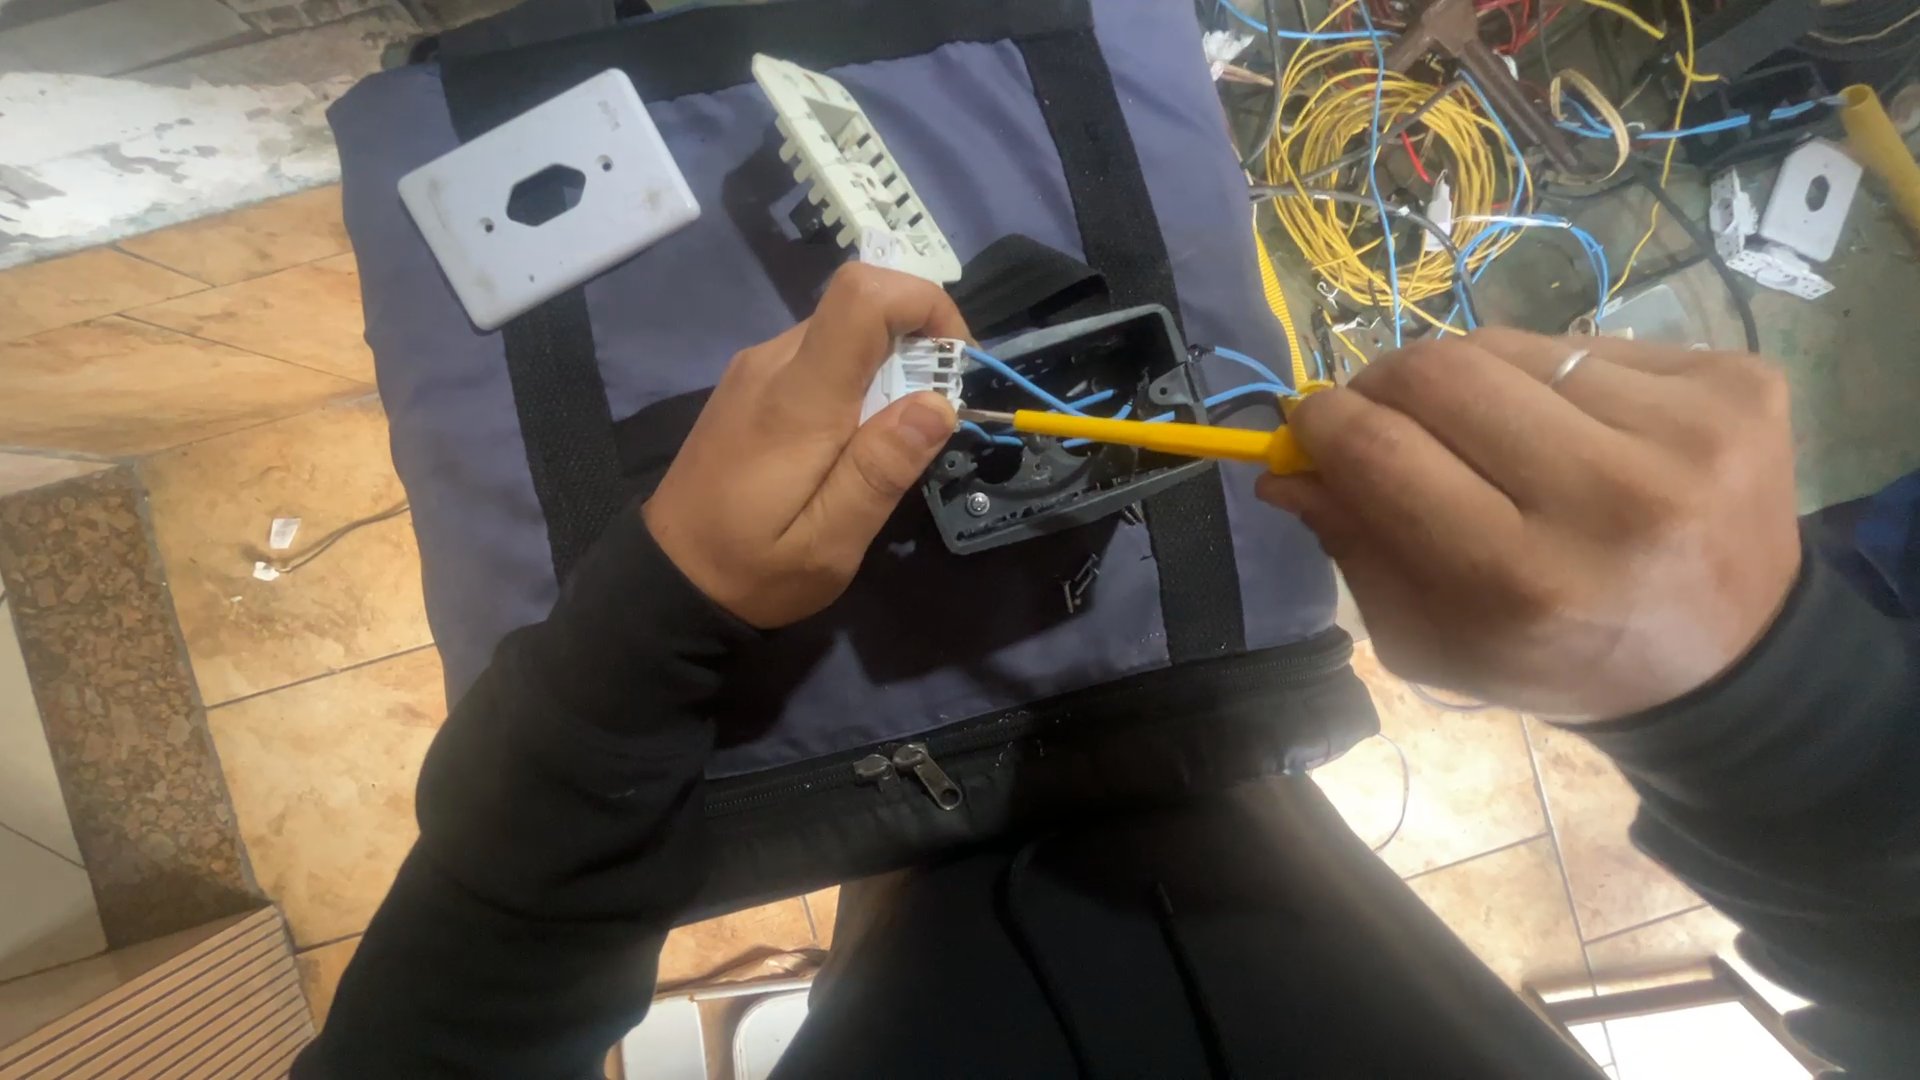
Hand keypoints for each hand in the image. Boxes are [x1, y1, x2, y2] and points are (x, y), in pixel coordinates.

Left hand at [644, 265, 964, 627]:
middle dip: (918, 349)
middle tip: (936, 421)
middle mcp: (773, 364)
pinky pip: (820, 357)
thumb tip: (939, 404)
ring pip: (843, 333)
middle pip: (860, 310)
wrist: (670, 577)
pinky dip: (858, 380)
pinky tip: (854, 439)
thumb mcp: (829, 543)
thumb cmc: (754, 569)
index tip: (956, 365)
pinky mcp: (752, 385)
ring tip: (896, 439)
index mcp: (797, 398)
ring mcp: (756, 370)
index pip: (863, 296)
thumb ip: (880, 471)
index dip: (925, 304)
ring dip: (890, 369)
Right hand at [1257, 328, 1800, 718]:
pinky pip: (1575, 342)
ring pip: (1498, 345)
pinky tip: (1549, 425)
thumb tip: (1283, 471)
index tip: (1303, 423)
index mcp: (1519, 577)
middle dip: (1374, 384)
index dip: (1320, 422)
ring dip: (1452, 380)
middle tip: (1370, 413)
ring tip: (1467, 428)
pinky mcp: (1739, 380)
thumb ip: (1348, 544)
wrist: (1726, 662)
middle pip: (1436, 373)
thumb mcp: (1419, 634)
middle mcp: (1613, 495)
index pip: (1380, 450)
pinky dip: (1530, 376)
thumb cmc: (1542, 657)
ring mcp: (1690, 426)